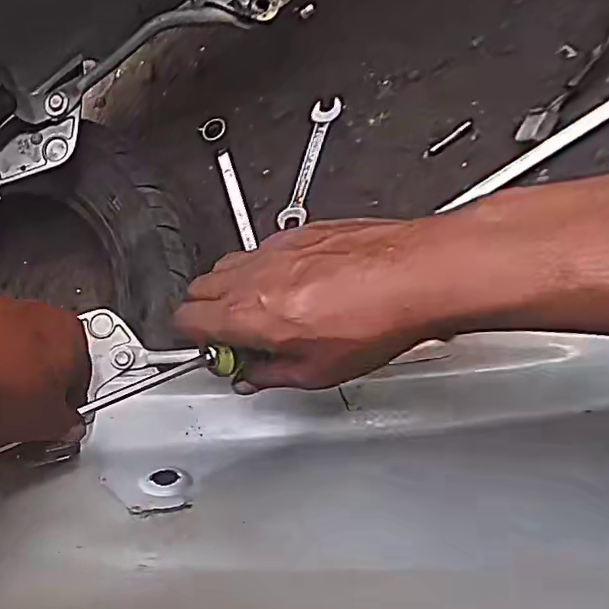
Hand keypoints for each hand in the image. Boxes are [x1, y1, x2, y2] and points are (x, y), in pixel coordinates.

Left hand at [0, 299, 89, 446]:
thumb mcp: (49, 424)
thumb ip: (67, 424)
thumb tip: (65, 426)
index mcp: (70, 331)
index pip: (83, 372)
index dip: (71, 402)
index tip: (61, 420)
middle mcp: (36, 312)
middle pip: (46, 357)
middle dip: (38, 387)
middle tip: (28, 418)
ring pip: (11, 352)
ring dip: (7, 378)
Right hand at [174, 219, 490, 390]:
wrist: (422, 274)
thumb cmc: (378, 318)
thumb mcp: (316, 372)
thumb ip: (269, 375)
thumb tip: (252, 376)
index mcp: (247, 314)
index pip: (186, 320)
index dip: (193, 340)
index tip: (216, 351)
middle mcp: (253, 276)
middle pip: (197, 290)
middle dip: (206, 314)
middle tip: (234, 335)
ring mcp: (275, 249)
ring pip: (224, 267)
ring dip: (229, 290)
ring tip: (262, 312)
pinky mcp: (299, 232)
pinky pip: (261, 250)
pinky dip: (262, 270)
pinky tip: (292, 287)